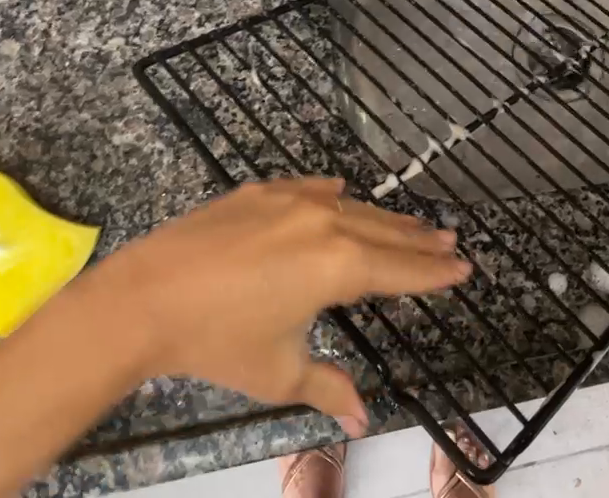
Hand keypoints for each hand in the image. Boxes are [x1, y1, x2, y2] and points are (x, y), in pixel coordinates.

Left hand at [96, 178, 468, 436]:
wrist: (145, 298)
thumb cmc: (218, 341)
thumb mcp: (279, 373)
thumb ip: (328, 388)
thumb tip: (361, 420)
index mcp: (339, 268)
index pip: (401, 270)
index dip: (434, 273)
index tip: (464, 267)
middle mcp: (327, 224)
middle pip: (386, 233)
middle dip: (420, 241)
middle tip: (451, 240)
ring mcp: (293, 201)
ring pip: (353, 208)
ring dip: (385, 218)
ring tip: (411, 222)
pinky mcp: (262, 191)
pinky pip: (312, 188)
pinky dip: (334, 196)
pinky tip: (343, 193)